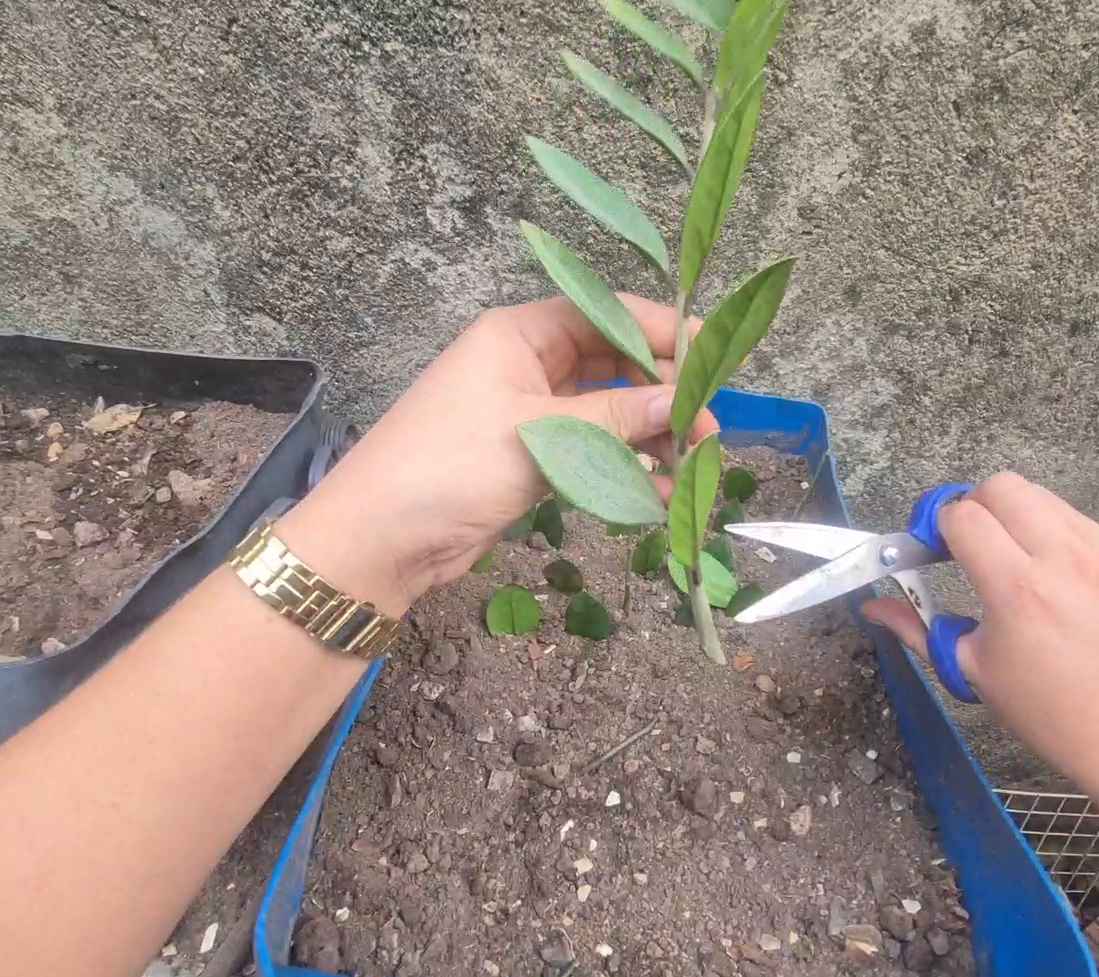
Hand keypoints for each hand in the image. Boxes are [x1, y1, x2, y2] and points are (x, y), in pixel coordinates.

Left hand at [276, 296, 716, 613]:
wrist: (384, 538)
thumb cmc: (453, 466)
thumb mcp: (541, 434)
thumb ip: (615, 416)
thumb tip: (681, 401)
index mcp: (521, 334)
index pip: (607, 316)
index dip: (663, 332)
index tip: (714, 356)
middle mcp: (528, 365)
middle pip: (613, 365)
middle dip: (661, 393)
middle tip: (706, 429)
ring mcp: (530, 413)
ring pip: (607, 412)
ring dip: (647, 436)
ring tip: (689, 465)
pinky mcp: (532, 457)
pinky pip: (591, 451)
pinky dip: (622, 467)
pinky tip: (655, 490)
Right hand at [862, 473, 1098, 791]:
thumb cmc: (1039, 706)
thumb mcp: (967, 668)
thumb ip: (914, 627)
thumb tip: (870, 606)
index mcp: (1016, 589)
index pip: (963, 516)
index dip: (938, 527)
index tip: (934, 550)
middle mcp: (1062, 559)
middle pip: (1002, 487)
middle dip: (974, 507)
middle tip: (970, 545)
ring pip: (1040, 495)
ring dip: (1012, 514)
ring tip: (1009, 555)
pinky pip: (1075, 518)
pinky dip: (1048, 530)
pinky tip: (1047, 571)